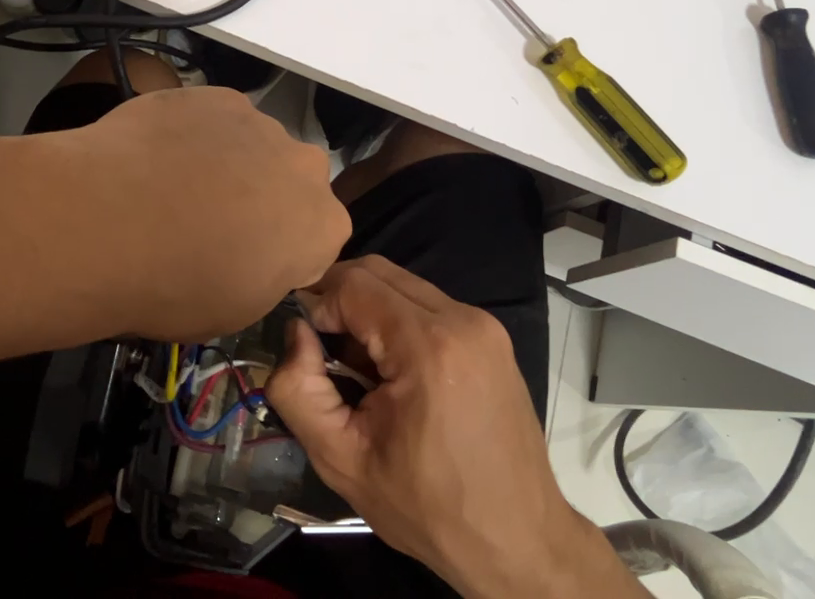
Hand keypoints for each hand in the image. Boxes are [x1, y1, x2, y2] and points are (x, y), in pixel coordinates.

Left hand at [30, 86, 348, 341]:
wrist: (110, 222)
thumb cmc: (177, 285)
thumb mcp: (236, 310)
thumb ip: (266, 273)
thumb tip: (251, 253)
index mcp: (323, 225)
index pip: (317, 238)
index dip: (281, 251)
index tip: (245, 261)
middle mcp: (304, 166)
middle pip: (291, 181)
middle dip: (263, 196)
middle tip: (210, 223)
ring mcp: (258, 122)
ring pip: (252, 144)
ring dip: (227, 162)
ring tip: (172, 188)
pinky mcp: (212, 94)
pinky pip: (213, 118)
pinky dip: (193, 133)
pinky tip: (155, 157)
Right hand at [265, 257, 644, 598]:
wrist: (518, 542)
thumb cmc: (428, 508)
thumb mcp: (341, 459)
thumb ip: (298, 388)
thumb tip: (296, 332)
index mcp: (428, 346)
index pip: (352, 282)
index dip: (317, 304)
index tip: (306, 348)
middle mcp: (462, 319)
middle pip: (377, 271)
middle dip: (338, 299)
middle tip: (322, 350)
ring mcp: (484, 325)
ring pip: (403, 284)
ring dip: (368, 310)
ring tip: (358, 367)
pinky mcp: (492, 338)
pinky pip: (428, 305)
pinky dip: (397, 321)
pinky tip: (392, 371)